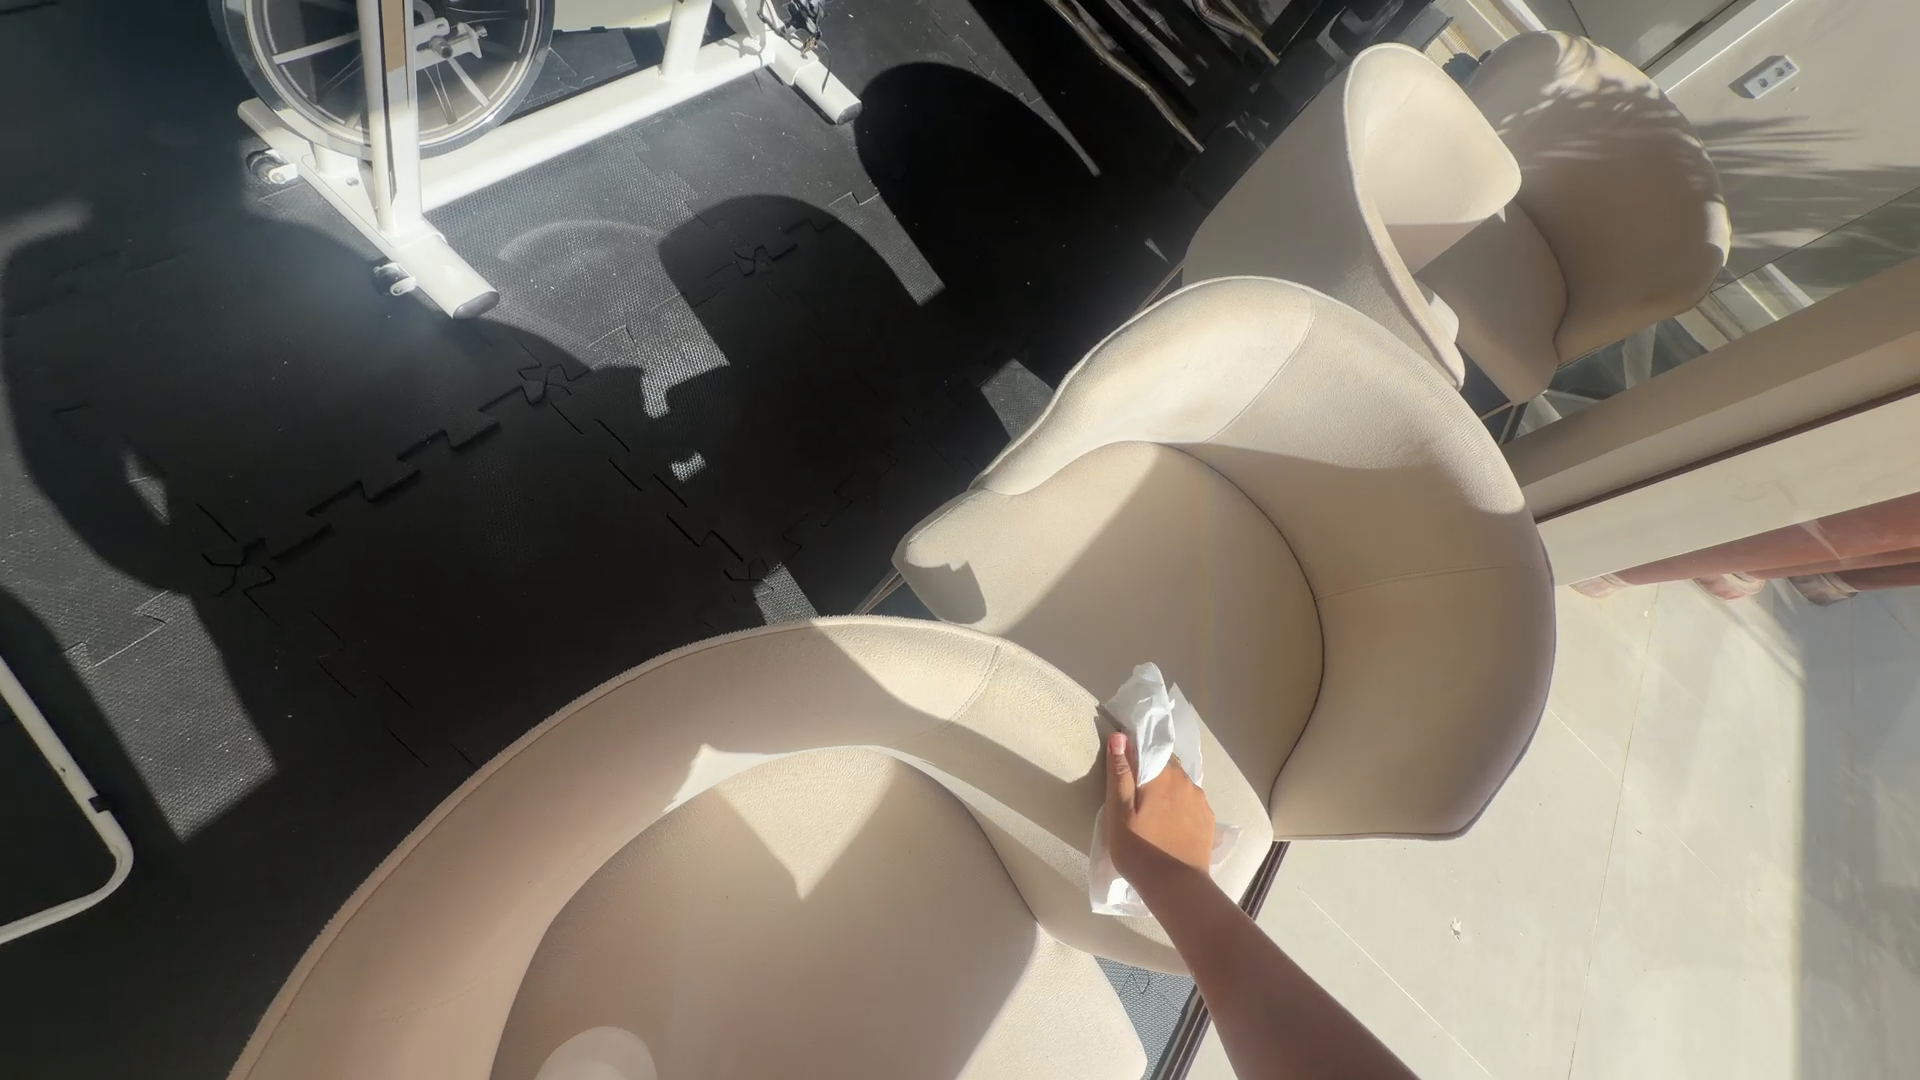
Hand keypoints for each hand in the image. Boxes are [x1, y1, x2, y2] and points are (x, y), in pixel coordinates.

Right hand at [1104, 731, 1215, 891]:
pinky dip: (1180, 805)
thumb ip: (1120, 773)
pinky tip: (1170, 823)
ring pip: (1180, 783)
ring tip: (1153, 812)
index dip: (1136, 755)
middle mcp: (1185, 781)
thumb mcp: (1119, 812)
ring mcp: (1200, 800)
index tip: (1125, 770)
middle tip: (1136, 796)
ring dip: (1167, 789)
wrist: (1176, 888)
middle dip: (1152, 772)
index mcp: (1162, 775)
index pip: (1150, 749)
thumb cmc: (1139, 848)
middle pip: (1166, 765)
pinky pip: (1190, 801)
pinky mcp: (1208, 819)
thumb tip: (1120, 737)